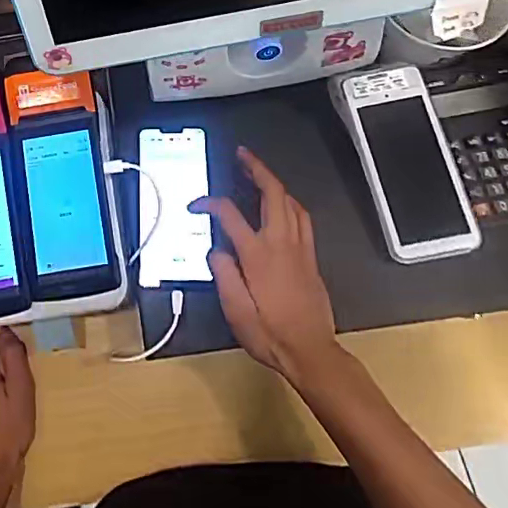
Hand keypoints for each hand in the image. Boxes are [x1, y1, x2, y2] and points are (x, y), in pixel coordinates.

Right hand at [191, 147, 339, 380]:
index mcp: (258, 254)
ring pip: (290, 202)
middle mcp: (281, 244)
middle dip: (256, 169)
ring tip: (259, 173)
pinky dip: (290, 202)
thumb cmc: (270, 334)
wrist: (310, 351)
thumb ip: (223, 274)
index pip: (230, 214)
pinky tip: (284, 203)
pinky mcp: (310, 257)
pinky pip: (302, 217)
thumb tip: (217, 251)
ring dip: (274, 182)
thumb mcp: (235, 310)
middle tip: (242, 156)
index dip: (210, 203)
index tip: (196, 206)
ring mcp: (300, 248)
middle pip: (272, 193)